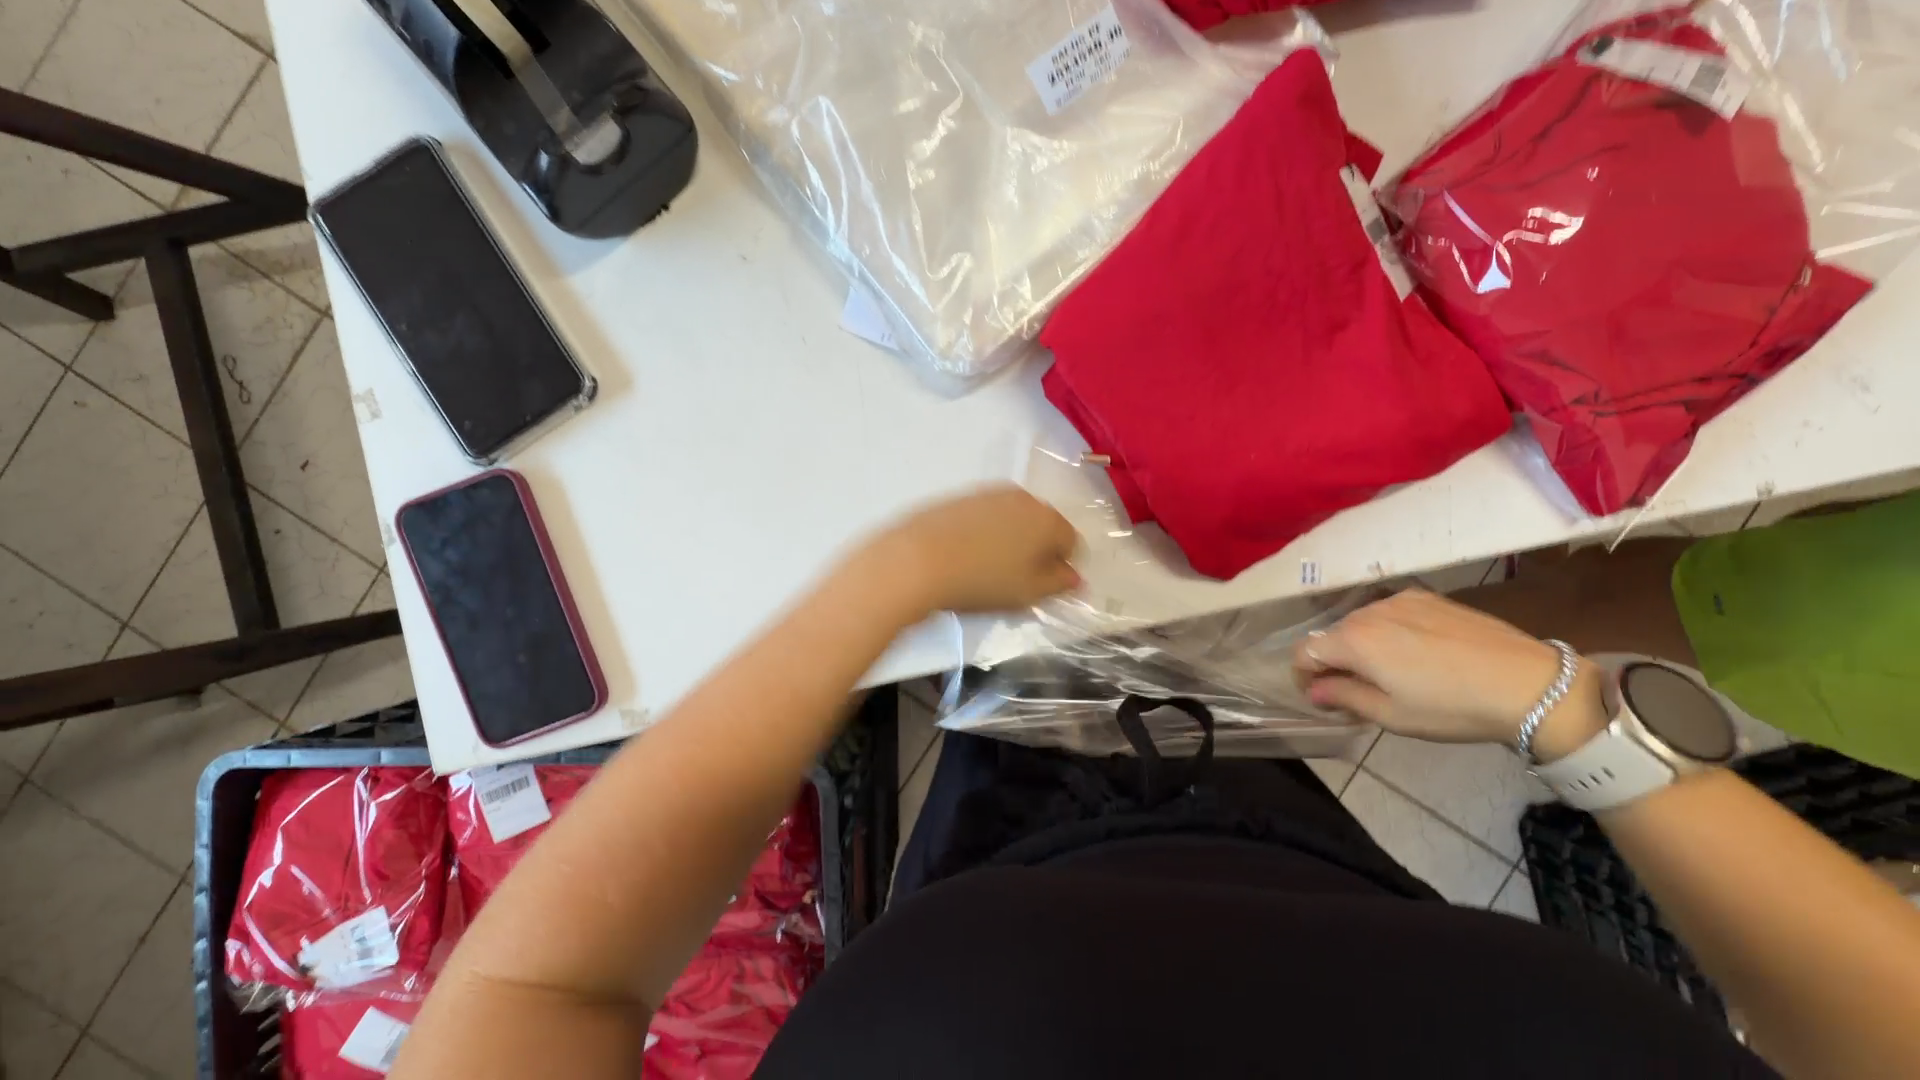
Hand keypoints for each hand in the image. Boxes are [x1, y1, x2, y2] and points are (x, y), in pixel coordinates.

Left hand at [857, 486, 1080, 615]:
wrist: (916, 559)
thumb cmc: (982, 580)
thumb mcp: (1028, 592)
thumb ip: (1058, 583)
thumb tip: (1075, 576)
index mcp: (1048, 519)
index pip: (1072, 542)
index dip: (1062, 567)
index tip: (1042, 588)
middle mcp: (1023, 498)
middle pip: (1042, 526)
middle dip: (1037, 551)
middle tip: (1016, 581)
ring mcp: (989, 494)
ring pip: (1013, 520)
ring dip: (1010, 541)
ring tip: (988, 570)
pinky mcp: (959, 497)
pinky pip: (984, 518)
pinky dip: (984, 534)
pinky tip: (965, 556)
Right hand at [1292, 588, 1607, 755]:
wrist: (1530, 684)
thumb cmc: (1453, 708)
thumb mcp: (1392, 715)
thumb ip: (1344, 696)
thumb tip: (1315, 689)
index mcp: (1355, 641)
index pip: (1304, 651)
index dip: (1304, 677)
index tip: (1322, 697)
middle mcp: (1370, 611)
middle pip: (1333, 635)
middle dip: (1336, 662)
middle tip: (1359, 693)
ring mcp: (1403, 600)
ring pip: (1363, 623)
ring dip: (1364, 646)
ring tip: (1392, 674)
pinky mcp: (1432, 598)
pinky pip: (1393, 613)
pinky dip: (1390, 632)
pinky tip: (1419, 655)